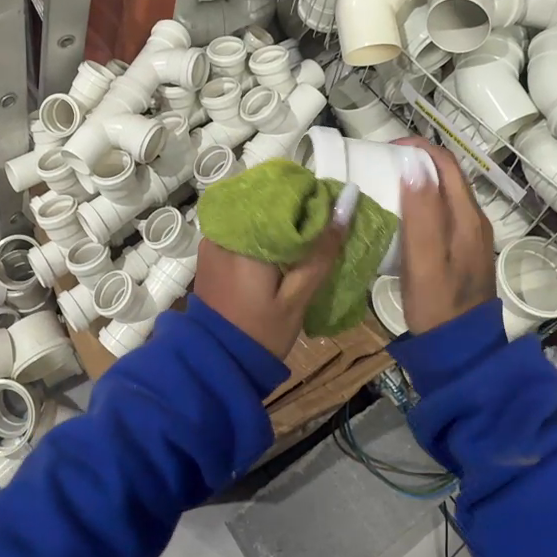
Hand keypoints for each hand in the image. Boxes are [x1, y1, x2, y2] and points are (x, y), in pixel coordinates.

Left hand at [194, 184, 356, 357]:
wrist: (216, 361)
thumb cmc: (260, 331)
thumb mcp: (297, 297)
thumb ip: (320, 252)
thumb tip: (345, 208)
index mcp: (244, 237)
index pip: (278, 195)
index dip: (307, 196)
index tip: (330, 207)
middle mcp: (223, 229)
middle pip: (263, 201)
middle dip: (293, 207)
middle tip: (322, 223)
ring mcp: (213, 239)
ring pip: (251, 213)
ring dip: (277, 218)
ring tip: (306, 233)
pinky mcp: (211, 251)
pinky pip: (240, 228)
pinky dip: (261, 231)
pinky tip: (281, 245)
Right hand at [394, 138, 495, 333]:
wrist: (461, 350)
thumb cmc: (438, 304)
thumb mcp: (425, 259)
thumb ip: (421, 212)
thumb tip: (414, 164)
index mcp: (466, 217)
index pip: (446, 163)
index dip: (418, 148)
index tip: (384, 149)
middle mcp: (474, 220)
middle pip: (447, 176)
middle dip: (416, 161)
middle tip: (380, 163)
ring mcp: (470, 237)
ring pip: (445, 194)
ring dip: (419, 180)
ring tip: (385, 183)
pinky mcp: (462, 252)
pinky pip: (443, 213)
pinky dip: (422, 202)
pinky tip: (401, 216)